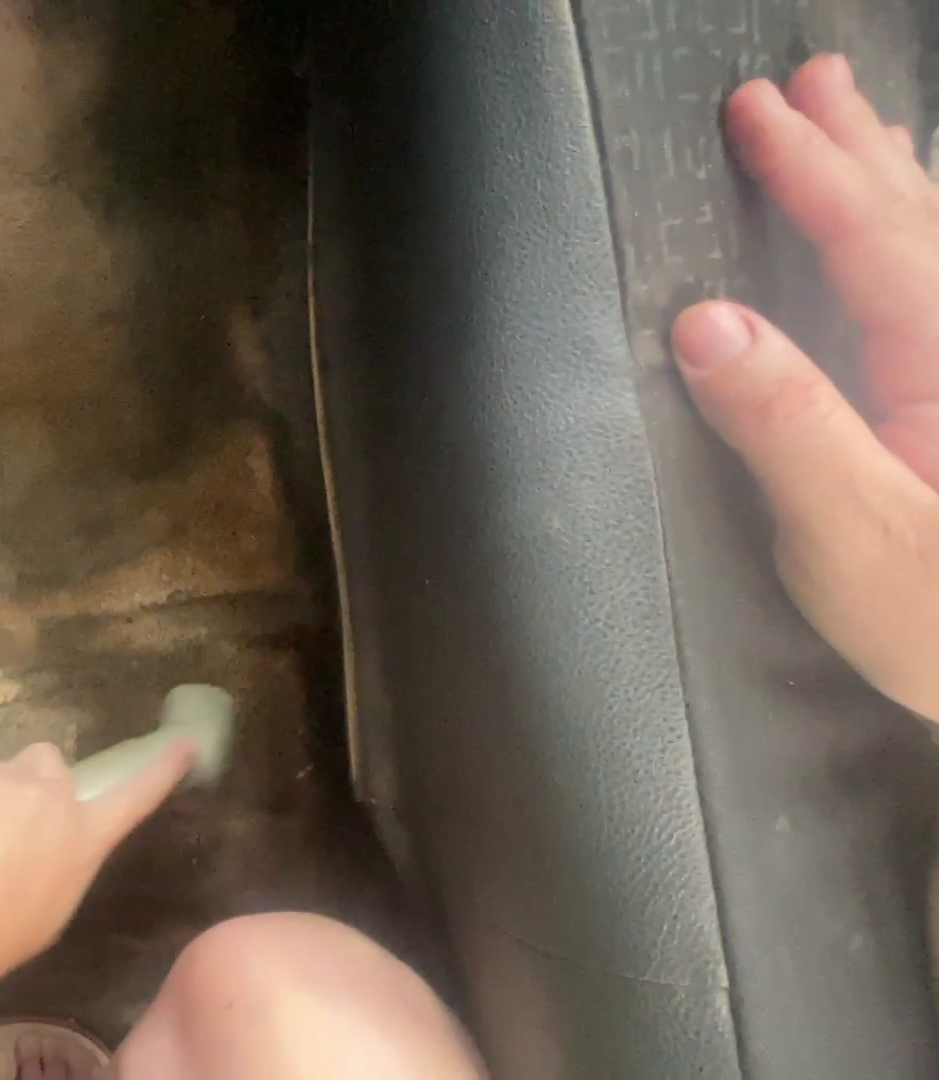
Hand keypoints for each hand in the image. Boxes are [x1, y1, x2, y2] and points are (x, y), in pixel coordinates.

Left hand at [0, 740, 194, 970]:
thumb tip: (44, 848)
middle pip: (48, 760)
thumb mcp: (58, 899)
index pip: (135, 795)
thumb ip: (63, 859)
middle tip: (18, 817)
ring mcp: (6, 778)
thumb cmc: (14, 926)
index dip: (162, 770)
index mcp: (85, 831)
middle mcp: (50, 791)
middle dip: (36, 777)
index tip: (186, 744)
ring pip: (3, 771)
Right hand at [671, 54, 938, 722]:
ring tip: (849, 122)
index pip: (879, 239)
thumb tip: (702, 324)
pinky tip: (897, 233)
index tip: (756, 113)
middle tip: (806, 81)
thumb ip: (783, 421)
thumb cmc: (938, 618)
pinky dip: (913, 241)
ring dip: (889, 175)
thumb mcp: (848, 528)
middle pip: (925, 218)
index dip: (813, 169)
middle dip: (857, 145)